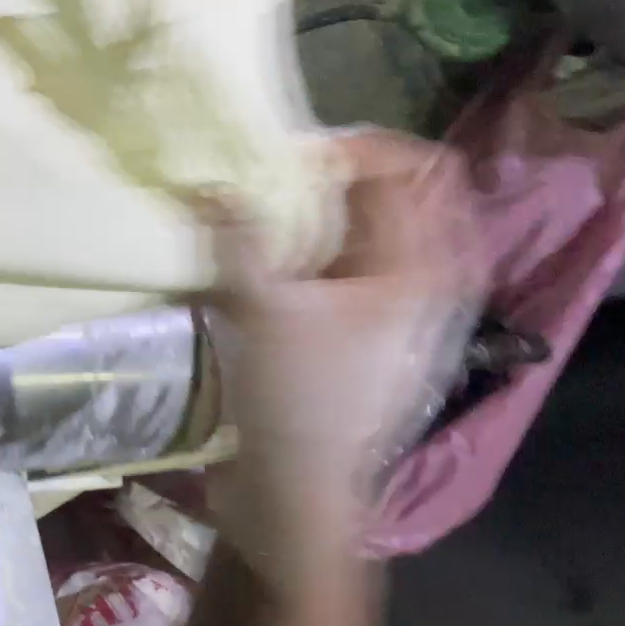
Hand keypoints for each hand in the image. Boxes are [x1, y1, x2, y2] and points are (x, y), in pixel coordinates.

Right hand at [196, 131, 478, 589]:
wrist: (296, 477)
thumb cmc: (294, 394)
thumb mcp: (262, 307)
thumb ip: (235, 237)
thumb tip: (203, 181)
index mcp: (421, 265)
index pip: (408, 169)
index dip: (347, 148)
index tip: (278, 154)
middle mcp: (420, 277)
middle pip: (389, 192)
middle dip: (326, 173)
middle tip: (261, 174)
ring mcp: (390, 303)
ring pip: (360, 226)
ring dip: (311, 207)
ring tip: (252, 207)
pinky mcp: (356, 324)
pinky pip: (338, 257)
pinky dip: (302, 240)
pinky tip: (255, 252)